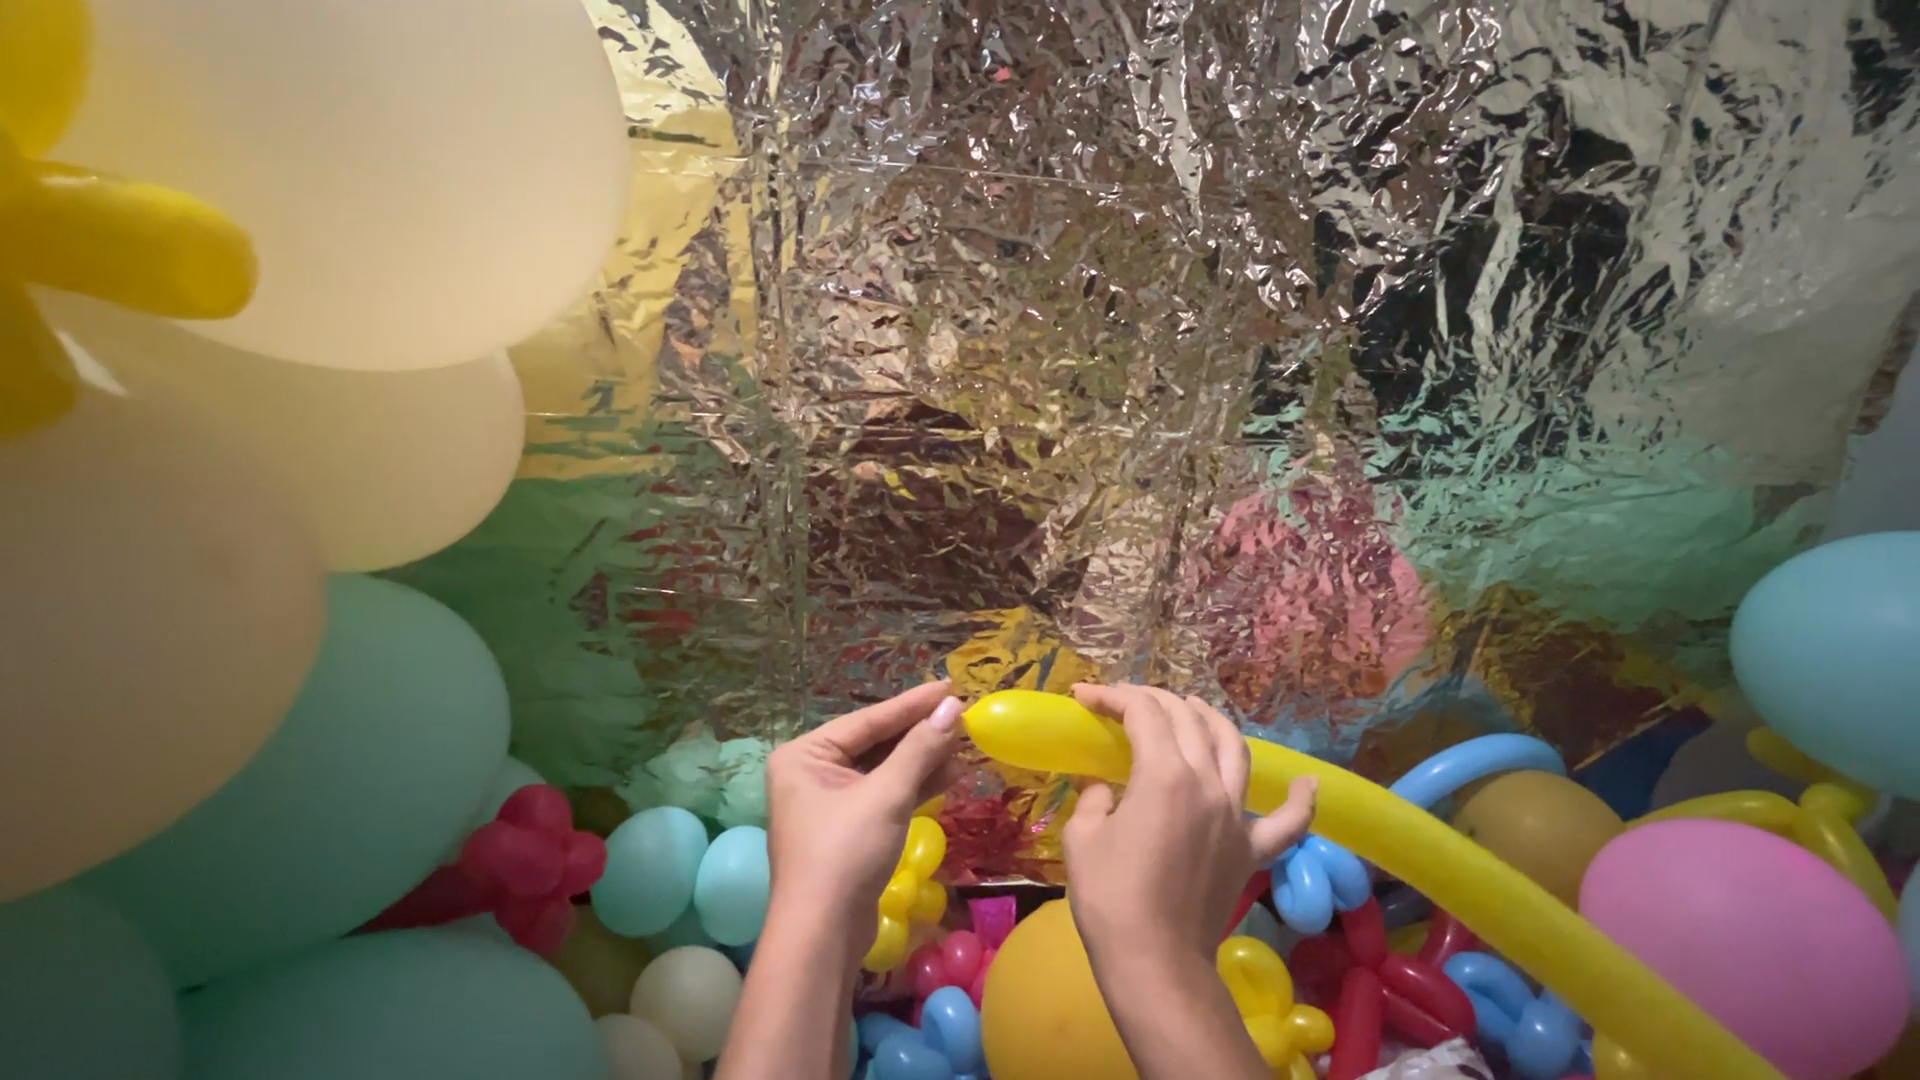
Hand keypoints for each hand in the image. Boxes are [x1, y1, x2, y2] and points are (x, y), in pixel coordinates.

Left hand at [764, 680, 963, 960]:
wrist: (822, 936)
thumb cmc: (845, 853)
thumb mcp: (886, 795)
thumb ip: (920, 749)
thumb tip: (952, 707)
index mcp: (805, 754)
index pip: (869, 720)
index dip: (913, 704)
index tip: (950, 687)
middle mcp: (811, 771)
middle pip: (876, 743)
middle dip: (920, 733)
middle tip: (962, 714)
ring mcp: (829, 802)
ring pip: (884, 770)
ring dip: (923, 759)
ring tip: (964, 743)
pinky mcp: (849, 829)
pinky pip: (885, 795)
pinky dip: (915, 786)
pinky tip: (950, 774)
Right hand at [1063, 684, 1316, 965]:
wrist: (1155, 962)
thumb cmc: (1110, 898)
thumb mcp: (1082, 838)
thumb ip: (1093, 799)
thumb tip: (1104, 788)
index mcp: (1164, 775)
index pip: (1142, 713)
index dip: (1112, 696)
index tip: (1084, 696)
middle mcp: (1207, 783)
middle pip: (1187, 719)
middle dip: (1153, 699)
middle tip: (1125, 701)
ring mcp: (1236, 816)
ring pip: (1234, 748)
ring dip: (1212, 719)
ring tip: (1194, 706)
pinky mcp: (1252, 850)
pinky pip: (1288, 821)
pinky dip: (1300, 799)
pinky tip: (1307, 782)